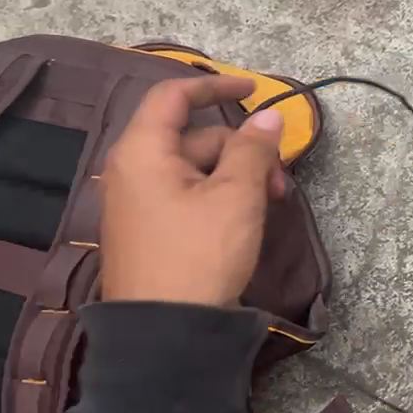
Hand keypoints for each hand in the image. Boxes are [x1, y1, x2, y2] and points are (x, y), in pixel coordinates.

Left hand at [100, 75, 286, 306]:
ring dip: (239, 174)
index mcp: (144, 152)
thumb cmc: (201, 252)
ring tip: (269, 203)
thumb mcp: (238, 196)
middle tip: (279, 181)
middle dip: (244, 149)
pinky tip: (246, 215)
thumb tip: (269, 115)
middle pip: (196, 137)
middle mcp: (133, 168)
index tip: (256, 89)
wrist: (165, 327)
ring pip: (198, 166)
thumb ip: (254, 149)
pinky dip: (222, 192)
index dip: (216, 85)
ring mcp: (139, 199)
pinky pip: (189, 190)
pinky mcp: (150, 225)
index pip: (173, 97)